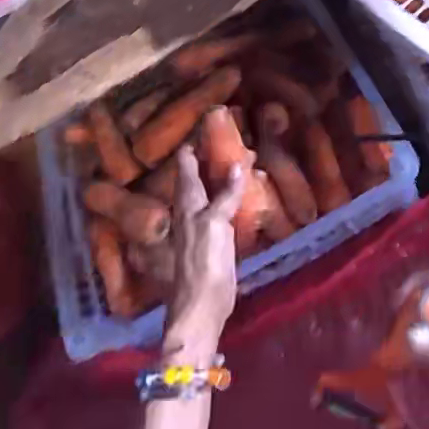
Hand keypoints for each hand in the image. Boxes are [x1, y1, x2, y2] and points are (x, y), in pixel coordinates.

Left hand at [163, 145, 244, 362]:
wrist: (202, 306)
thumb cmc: (205, 261)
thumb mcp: (216, 223)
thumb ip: (226, 195)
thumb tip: (237, 165)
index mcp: (187, 200)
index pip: (186, 162)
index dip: (194, 143)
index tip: (208, 122)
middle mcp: (190, 208)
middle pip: (196, 174)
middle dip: (208, 156)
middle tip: (229, 136)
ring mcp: (200, 224)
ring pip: (207, 190)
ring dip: (218, 175)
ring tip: (238, 158)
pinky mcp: (212, 239)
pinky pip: (219, 208)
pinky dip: (229, 196)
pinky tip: (242, 194)